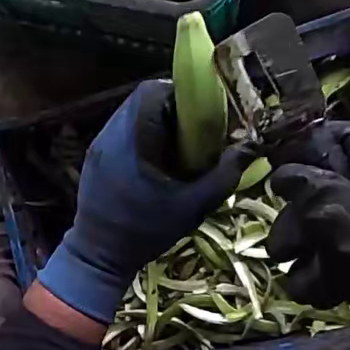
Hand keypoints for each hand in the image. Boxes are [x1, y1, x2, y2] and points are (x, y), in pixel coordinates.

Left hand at [37, 81, 252, 323]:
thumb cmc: (144, 232)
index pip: (152, 90)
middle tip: (197, 134)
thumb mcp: (192, 206)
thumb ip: (224, 175)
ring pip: (133, 114)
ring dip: (160, 123)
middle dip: (174, 110)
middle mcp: (109, 134)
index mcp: (130, 139)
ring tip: (180, 149)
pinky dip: (145, 137)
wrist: (98, 259)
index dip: (182, 95)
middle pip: (143, 99)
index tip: (203, 117)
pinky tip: (159, 164)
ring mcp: (99, 145)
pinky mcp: (96, 158)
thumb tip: (252, 147)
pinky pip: (124, 132)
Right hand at [268, 122, 349, 349]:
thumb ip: (336, 204)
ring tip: (303, 284)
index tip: (279, 184)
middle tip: (280, 252)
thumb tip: (289, 172)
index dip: (311, 151)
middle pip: (345, 186)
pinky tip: (331, 294)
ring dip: (322, 249)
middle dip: (307, 216)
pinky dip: (348, 268)